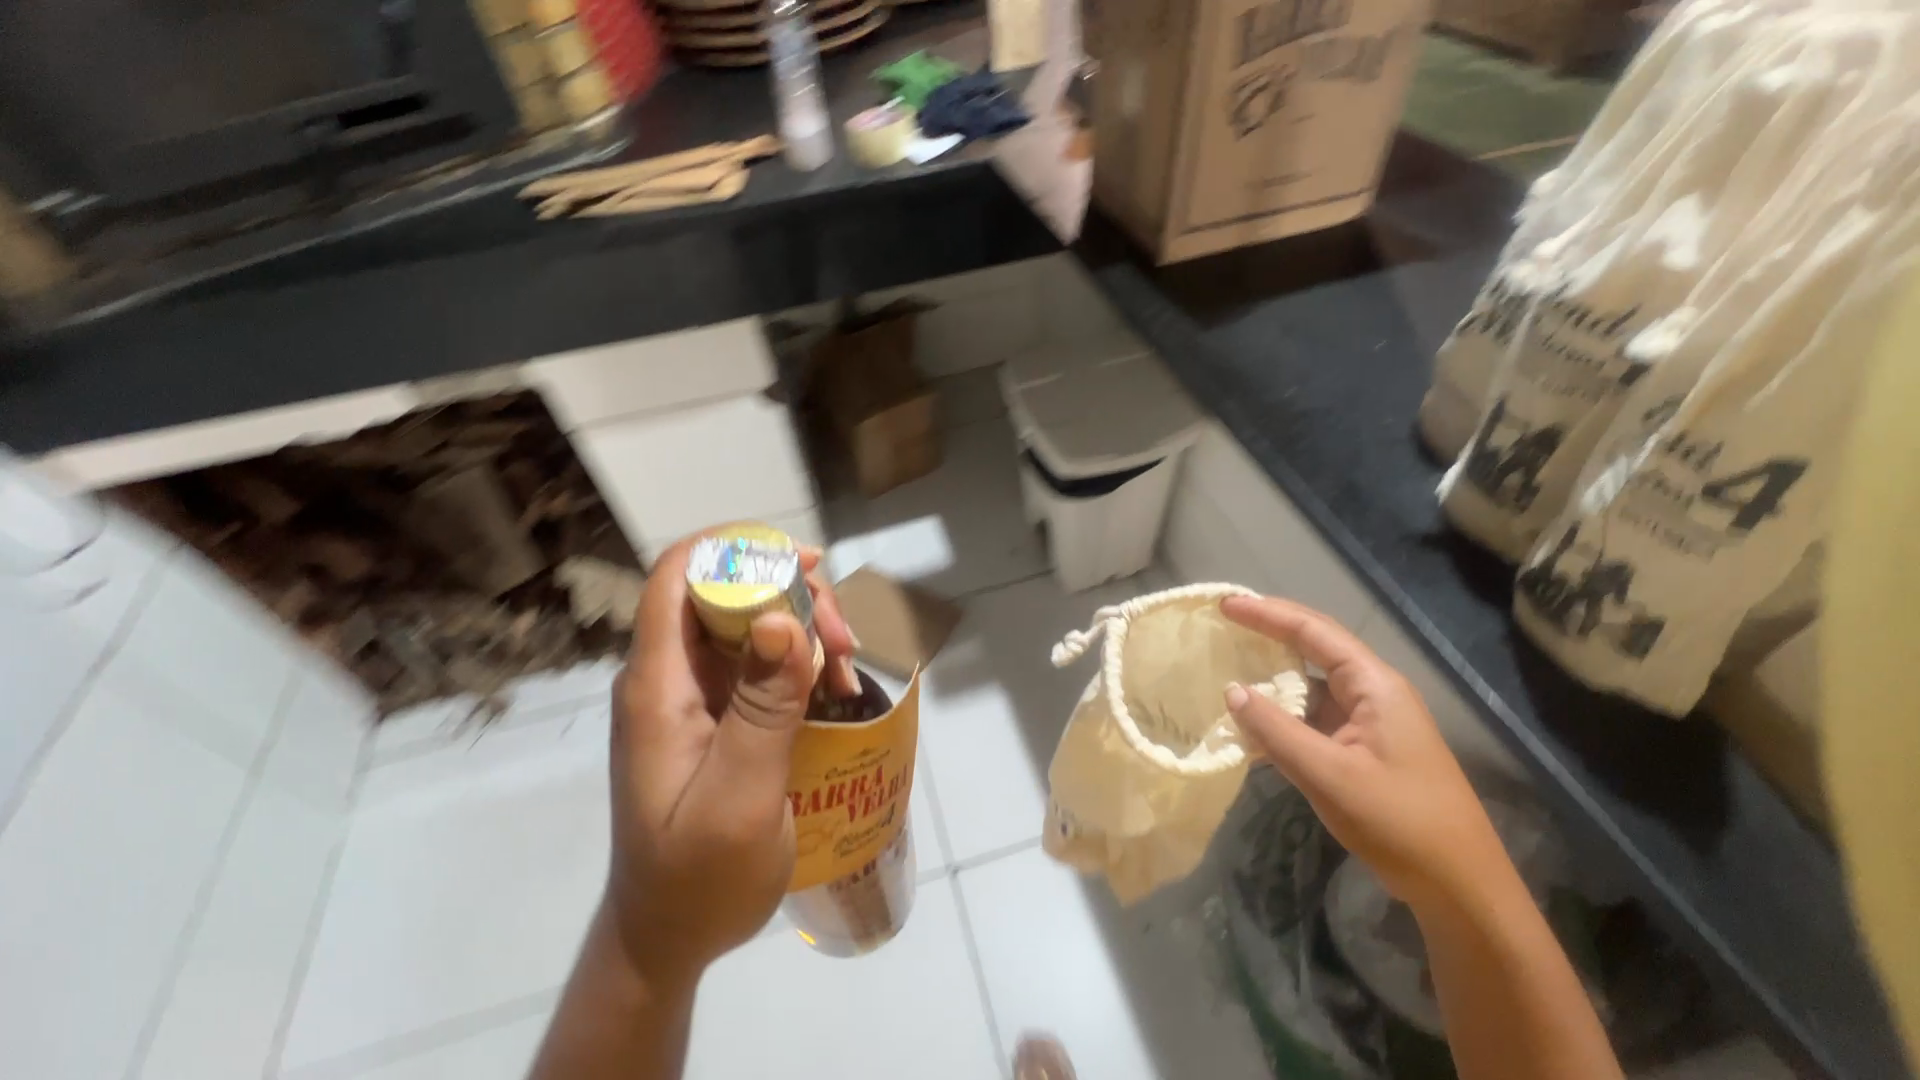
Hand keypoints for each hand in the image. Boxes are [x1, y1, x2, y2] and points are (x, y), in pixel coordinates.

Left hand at [600, 536, 857, 985]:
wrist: (667, 937)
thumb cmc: (698, 877)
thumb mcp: (740, 796)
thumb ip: (762, 708)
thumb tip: (780, 619)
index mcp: (658, 686)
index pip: (677, 576)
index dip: (735, 549)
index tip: (805, 565)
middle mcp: (670, 678)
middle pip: (723, 593)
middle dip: (790, 598)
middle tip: (844, 639)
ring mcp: (692, 698)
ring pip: (747, 626)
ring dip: (802, 632)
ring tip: (847, 670)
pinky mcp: (715, 719)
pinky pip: (757, 666)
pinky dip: (799, 666)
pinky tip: (833, 689)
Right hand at [1220, 595, 1511, 912]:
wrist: (1458, 883)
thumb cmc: (1398, 820)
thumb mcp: (1328, 774)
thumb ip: (1275, 730)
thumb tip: (1231, 691)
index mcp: (1374, 686)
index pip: (1314, 633)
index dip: (1268, 614)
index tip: (1225, 604)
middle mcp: (1374, 694)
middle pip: (1316, 648)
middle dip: (1271, 632)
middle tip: (1224, 621)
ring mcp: (1371, 723)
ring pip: (1313, 686)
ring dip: (1273, 678)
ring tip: (1229, 665)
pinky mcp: (1365, 751)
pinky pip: (1315, 720)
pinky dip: (1282, 716)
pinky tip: (1252, 724)